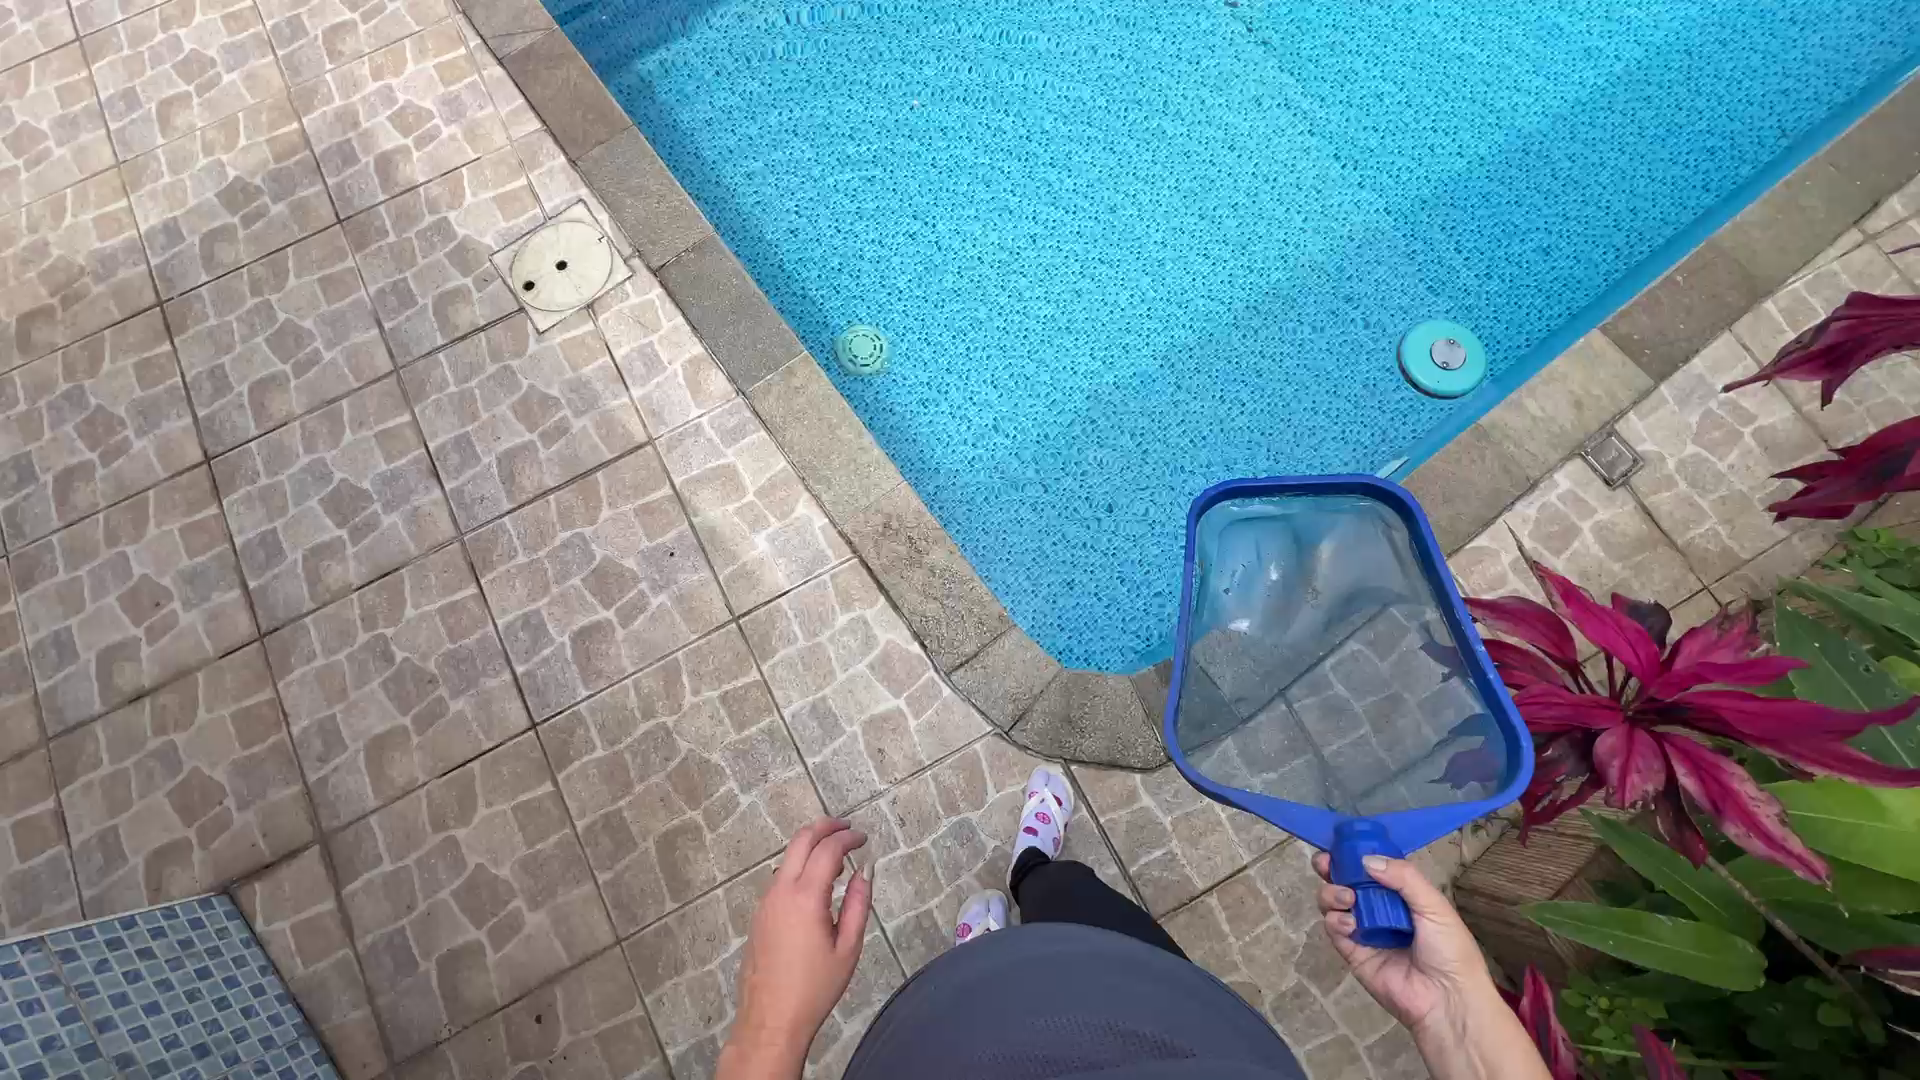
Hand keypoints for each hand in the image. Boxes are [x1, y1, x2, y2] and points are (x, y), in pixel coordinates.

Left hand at [718, 819, 872, 1079]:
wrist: (770, 1021)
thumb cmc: (815, 988)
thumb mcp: (848, 948)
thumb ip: (859, 903)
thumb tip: (865, 871)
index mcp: (806, 897)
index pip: (828, 849)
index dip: (848, 837)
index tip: (864, 838)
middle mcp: (781, 891)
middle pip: (801, 839)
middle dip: (826, 826)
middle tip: (848, 828)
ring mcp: (766, 901)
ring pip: (788, 856)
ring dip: (812, 846)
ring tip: (838, 860)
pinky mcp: (760, 914)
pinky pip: (781, 876)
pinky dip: (800, 866)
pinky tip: (817, 885)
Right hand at [1312, 852, 1492, 1032]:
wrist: (1448, 1001)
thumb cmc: (1450, 951)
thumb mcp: (1435, 907)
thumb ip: (1404, 877)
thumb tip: (1366, 859)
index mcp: (1398, 896)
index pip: (1369, 867)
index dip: (1353, 854)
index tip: (1340, 844)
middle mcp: (1376, 908)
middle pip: (1343, 879)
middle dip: (1330, 868)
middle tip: (1325, 863)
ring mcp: (1362, 929)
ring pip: (1332, 899)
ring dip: (1332, 892)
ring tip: (1348, 898)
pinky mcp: (1351, 950)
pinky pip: (1332, 927)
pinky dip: (1336, 920)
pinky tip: (1351, 924)